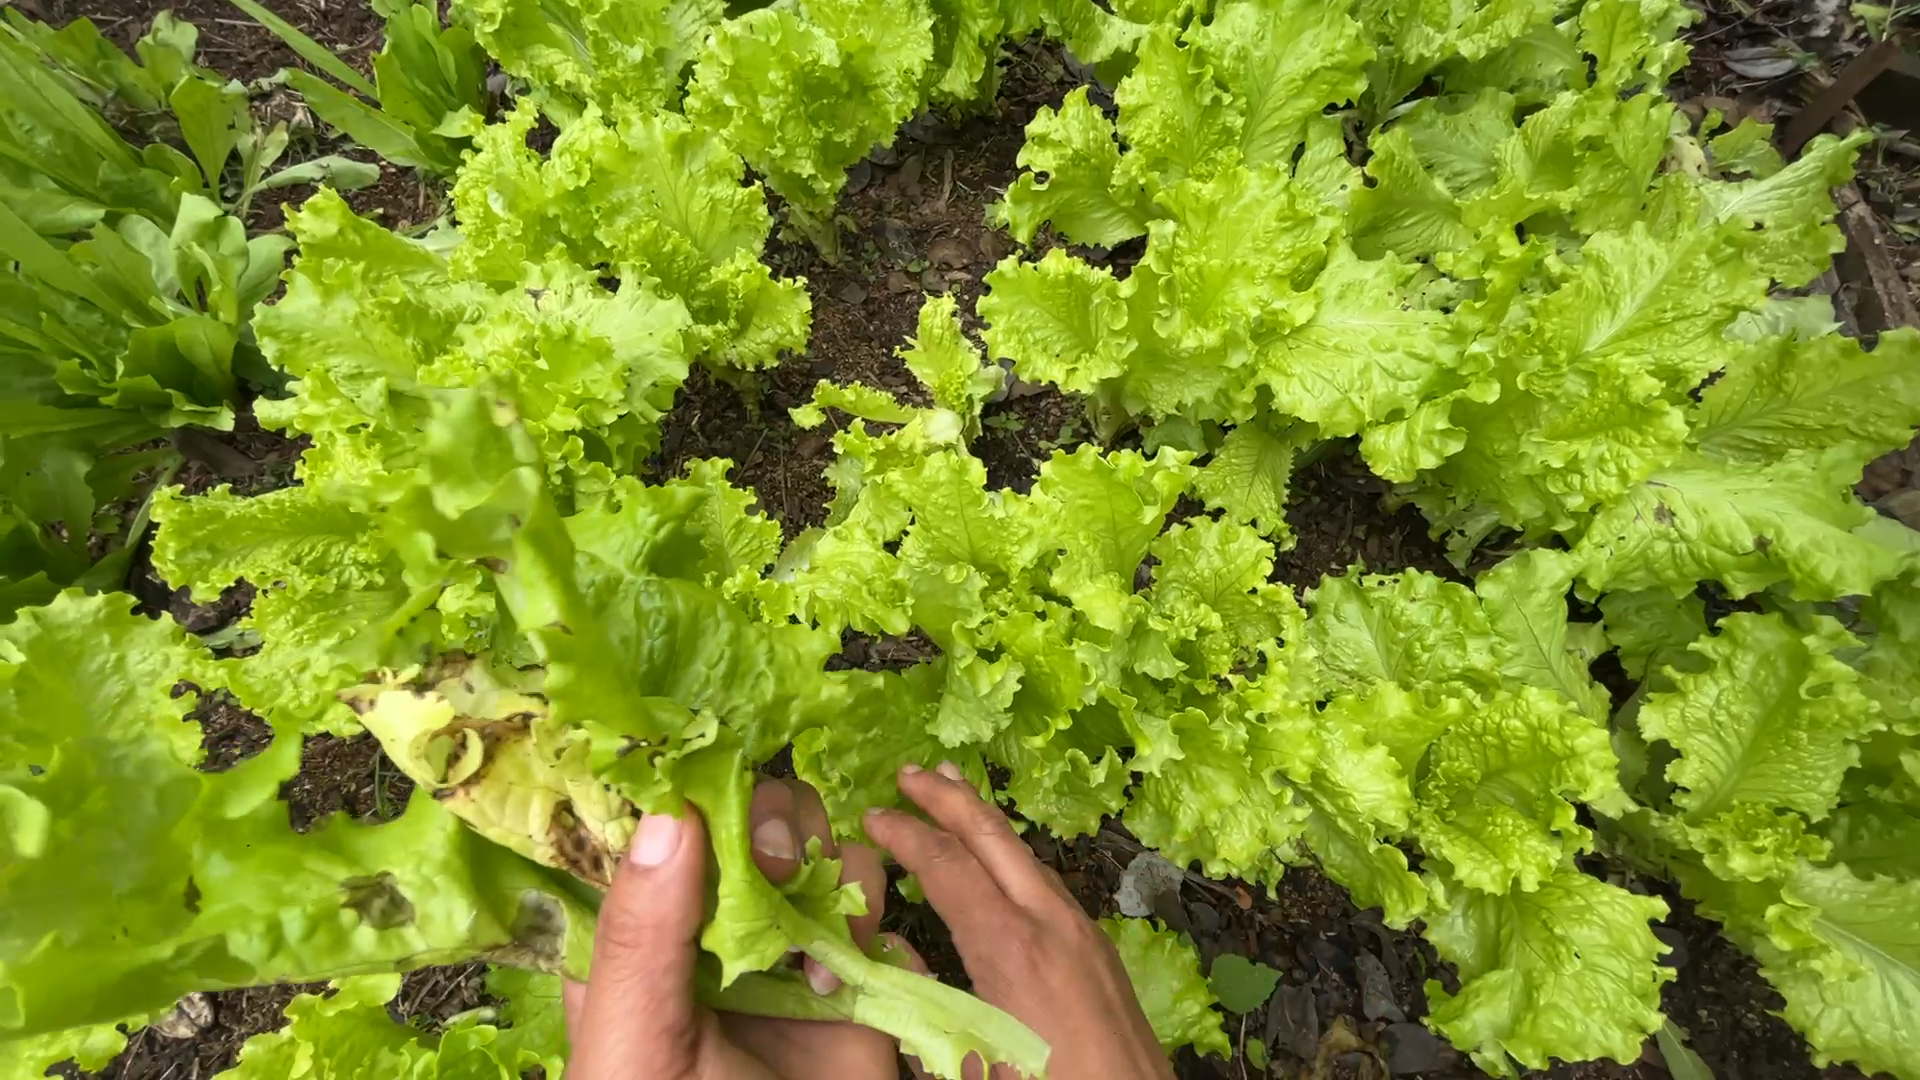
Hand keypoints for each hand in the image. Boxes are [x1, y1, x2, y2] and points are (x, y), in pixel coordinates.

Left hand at [563, 778, 899, 1079]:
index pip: (659, 821)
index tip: (714, 795)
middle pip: (749, 811)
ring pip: (813, 835)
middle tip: (775, 871)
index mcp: (642, 928)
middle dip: (770, 827)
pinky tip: (842, 974)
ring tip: (810, 945)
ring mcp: (783, 930)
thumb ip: (641, 938)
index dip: (690, 793)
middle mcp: (714, 914)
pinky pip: (865, 884)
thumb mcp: (634, 1050)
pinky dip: (865, 910)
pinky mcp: (845, 952)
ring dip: (823, 869)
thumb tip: (671, 814)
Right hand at [865, 763, 1171, 1079]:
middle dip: (946, 795)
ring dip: (981, 815)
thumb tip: (891, 948)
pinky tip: (998, 854)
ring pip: (1022, 849)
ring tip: (952, 785)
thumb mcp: (965, 1064)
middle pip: (991, 834)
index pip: (947, 864)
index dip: (904, 834)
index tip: (871, 816)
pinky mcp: (1095, 942)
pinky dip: (1008, 849)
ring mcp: (1079, 925)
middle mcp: (1047, 918)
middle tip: (909, 771)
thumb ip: (918, 1003)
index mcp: (1009, 947)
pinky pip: (1042, 875)